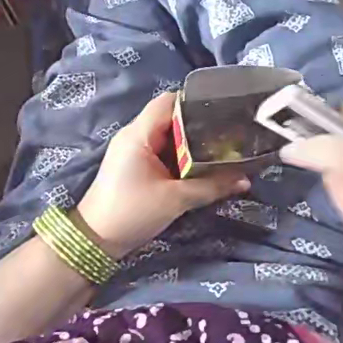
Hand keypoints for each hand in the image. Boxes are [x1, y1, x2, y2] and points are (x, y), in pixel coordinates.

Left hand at [77, 91, 249, 257]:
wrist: (97, 240)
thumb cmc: (132, 212)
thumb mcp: (176, 199)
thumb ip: (212, 186)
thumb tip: (245, 179)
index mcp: (138, 134)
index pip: (169, 102)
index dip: (196, 103)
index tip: (223, 113)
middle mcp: (134, 136)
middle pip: (170, 118)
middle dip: (199, 126)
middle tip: (228, 135)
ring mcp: (132, 151)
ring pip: (168, 136)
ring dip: (191, 143)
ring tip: (221, 149)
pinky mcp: (135, 166)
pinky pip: (162, 151)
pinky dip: (180, 156)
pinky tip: (201, 166)